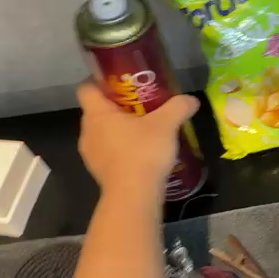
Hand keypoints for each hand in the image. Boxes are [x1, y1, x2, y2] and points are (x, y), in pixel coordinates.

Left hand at [75, 82, 199, 198]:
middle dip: (117, 106)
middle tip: (141, 105)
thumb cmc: (143, 152)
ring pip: (102, 133)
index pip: (86, 88)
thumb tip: (192, 99)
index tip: (120, 82)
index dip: (100, 81)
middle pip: (96, 110)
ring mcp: (91, 154)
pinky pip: (108, 152)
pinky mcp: (100, 172)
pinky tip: (141, 153)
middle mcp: (87, 132)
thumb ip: (178, 107)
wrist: (133, 196)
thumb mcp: (166, 125)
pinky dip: (121, 149)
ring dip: (119, 130)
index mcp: (97, 114)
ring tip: (144, 131)